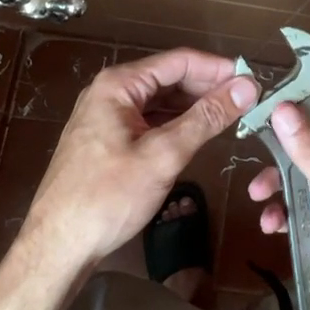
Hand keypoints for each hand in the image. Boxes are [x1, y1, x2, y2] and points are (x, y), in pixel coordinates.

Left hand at [25, 48, 257, 270]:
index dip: (218, 69)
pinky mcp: (107, 140)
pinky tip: (199, 134)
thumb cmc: (107, 197)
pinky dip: (176, 123)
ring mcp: (106, 116)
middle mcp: (110, 92)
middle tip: (248, 101)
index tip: (253, 80)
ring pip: (160, 100)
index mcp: (119, 85)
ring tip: (232, 115)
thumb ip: (206, 118)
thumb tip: (247, 87)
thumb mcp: (163, 155)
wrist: (56, 247)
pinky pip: (149, 120)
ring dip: (194, 106)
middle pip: (169, 78)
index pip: (179, 62)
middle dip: (208, 87)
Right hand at [246, 100, 309, 309]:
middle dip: (286, 148)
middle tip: (254, 147)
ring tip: (257, 194)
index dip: (308, 107)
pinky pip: (301, 210)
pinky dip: (284, 213)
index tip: (271, 103)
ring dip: (280, 182)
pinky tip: (270, 226)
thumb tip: (284, 111)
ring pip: (306, 177)